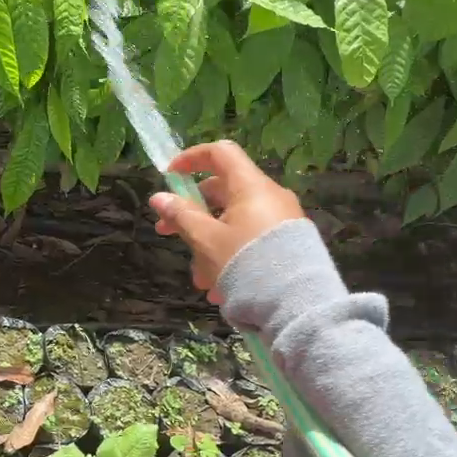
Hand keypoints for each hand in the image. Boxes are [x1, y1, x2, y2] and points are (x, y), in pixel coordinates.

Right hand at [150, 141, 304, 302]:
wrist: (296, 304)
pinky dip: (230, 255)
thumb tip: (159, 198)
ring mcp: (282, 220)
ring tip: (200, 279)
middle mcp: (270, 197)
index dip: (191, 158)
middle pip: (223, 191)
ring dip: (209, 244)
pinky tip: (221, 288)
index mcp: (251, 186)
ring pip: (234, 222)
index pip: (220, 153)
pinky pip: (251, 240)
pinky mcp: (289, 244)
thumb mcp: (205, 240)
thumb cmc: (244, 262)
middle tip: (167, 233)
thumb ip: (181, 216)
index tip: (169, 177)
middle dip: (192, 214)